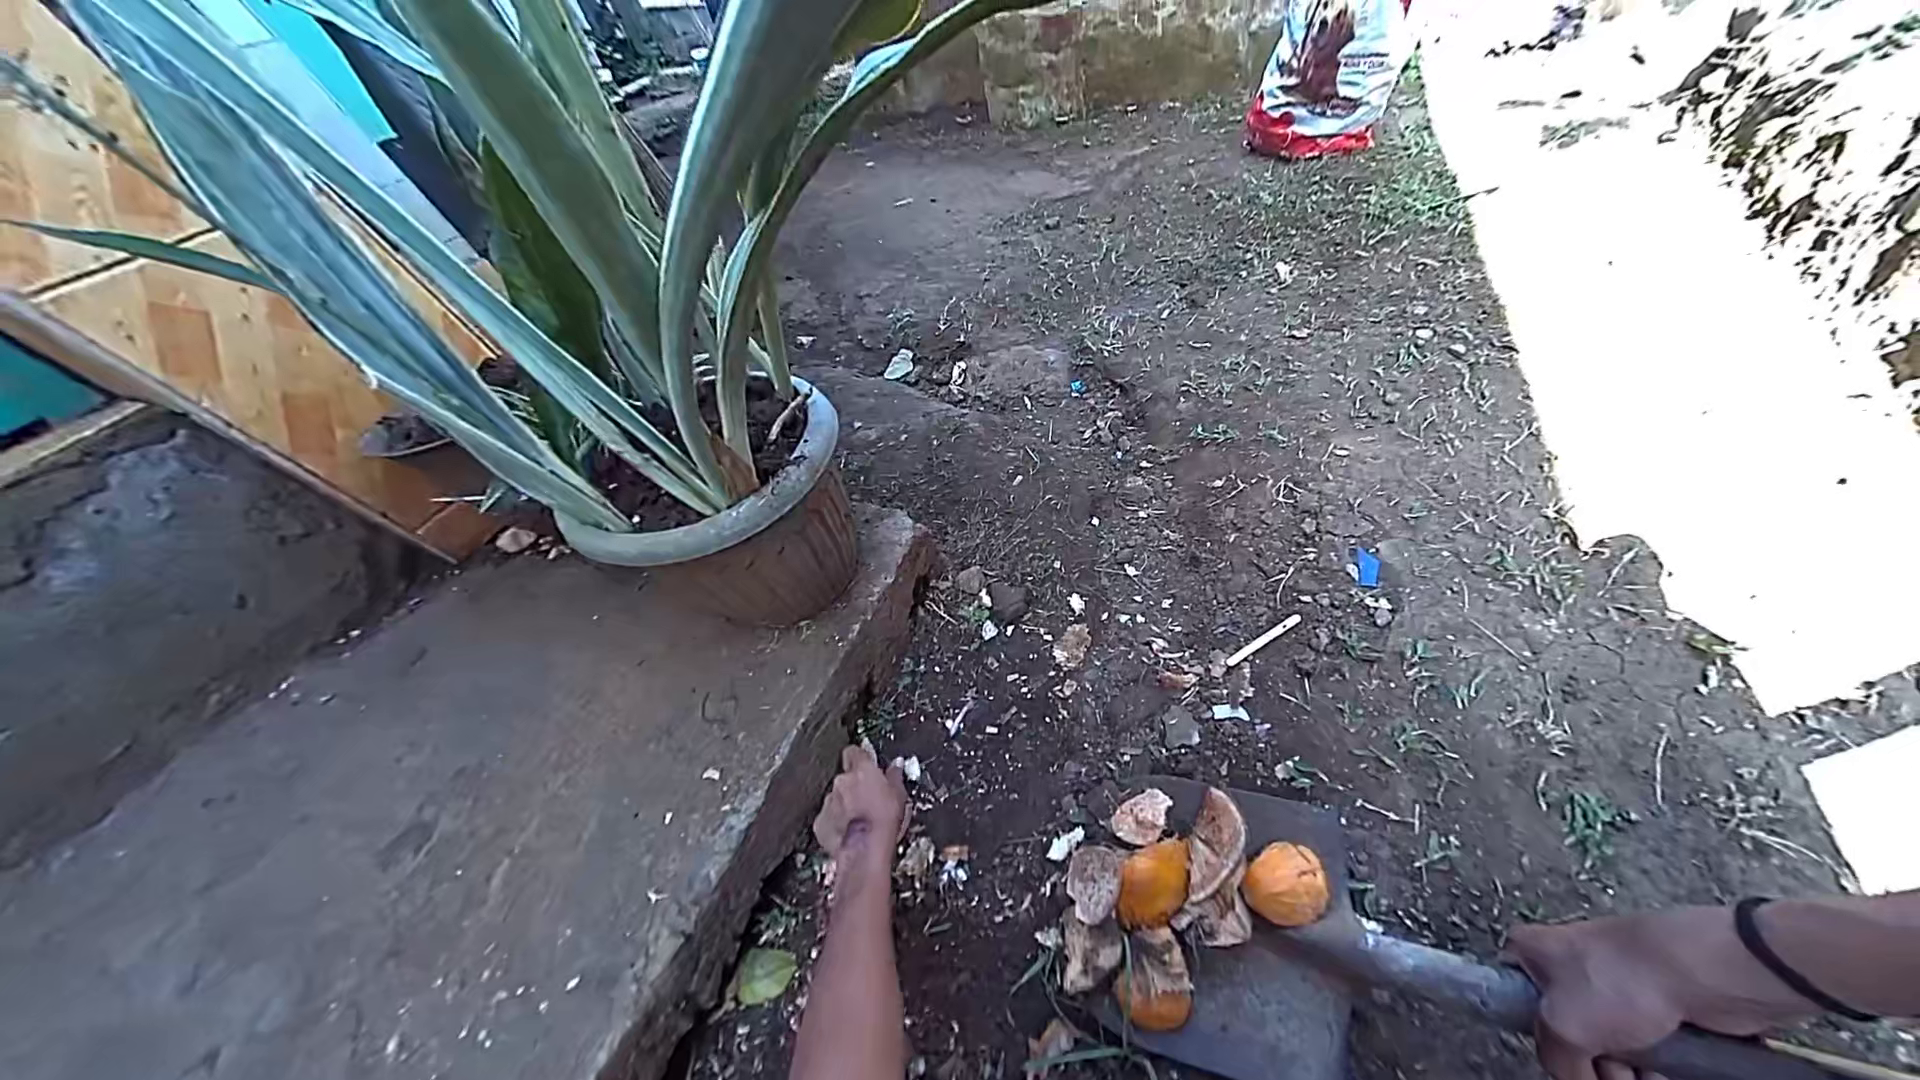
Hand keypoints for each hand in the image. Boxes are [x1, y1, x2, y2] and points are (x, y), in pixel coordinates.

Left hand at [812, 744, 907, 865]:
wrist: (866, 850)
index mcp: (861, 770)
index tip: (865, 763)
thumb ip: (895, 775)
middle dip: (854, 786)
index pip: (853, 752)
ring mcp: (829, 802)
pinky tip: (849, 833)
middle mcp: (841, 782)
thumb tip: (896, 767)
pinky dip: (836, 823)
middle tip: (868, 799)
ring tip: (860, 820)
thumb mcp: (899, 794)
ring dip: (845, 805)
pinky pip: (828, 818)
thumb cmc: (884, 821)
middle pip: (845, 778)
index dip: (859, 757)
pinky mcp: (821, 823)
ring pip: (836, 798)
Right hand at [1505, 907, 1812, 1079]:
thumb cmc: (1616, 981)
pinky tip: (1663, 1072)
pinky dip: (1652, 1065)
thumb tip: (1569, 1077)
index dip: (1540, 1037)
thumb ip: (1555, 1059)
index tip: (1565, 1058)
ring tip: (1647, 1075)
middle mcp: (1562, 963)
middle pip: (1568, 1030)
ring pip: (1608, 1042)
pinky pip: (1641, 1043)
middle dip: (1595, 1063)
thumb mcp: (1565, 1027)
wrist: (1695, 973)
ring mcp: (1607, 982)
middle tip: (1616, 1073)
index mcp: (1527, 952)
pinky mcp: (1648, 1002)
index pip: (1517, 1001)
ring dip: (1627, 1071)